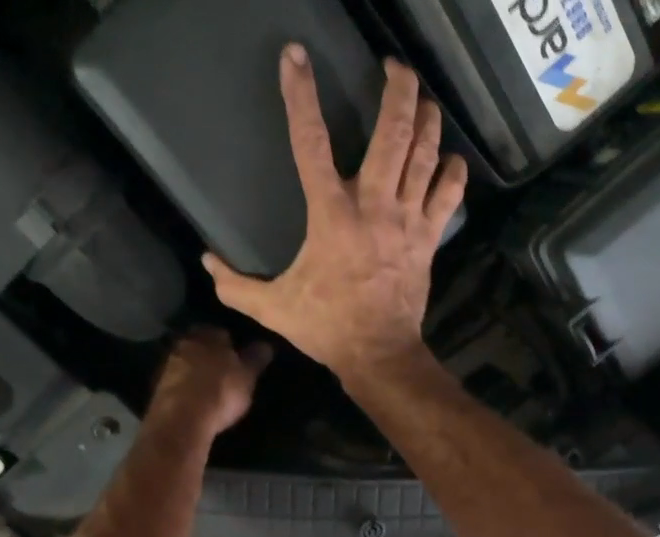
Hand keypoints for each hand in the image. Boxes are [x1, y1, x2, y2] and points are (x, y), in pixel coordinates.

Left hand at [151, 326, 269, 437]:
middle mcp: (184, 343)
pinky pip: (176, 382)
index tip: (238, 357)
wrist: (181, 419)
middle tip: (223, 371)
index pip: (221, 332)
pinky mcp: (158, 388)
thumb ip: (255, 359)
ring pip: (186, 362)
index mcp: (208, 335)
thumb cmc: (220, 392)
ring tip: (208, 388)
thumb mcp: (247, 377)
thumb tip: (266, 344)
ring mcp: (167, 365)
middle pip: (200, 345)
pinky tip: (193, 400)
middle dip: (209, 355)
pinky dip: (184, 387)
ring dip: (194, 371)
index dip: (231, 344)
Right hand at [204, 47, 466, 380]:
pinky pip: (448, 195)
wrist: (378, 354)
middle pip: (393, 134)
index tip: (297, 60)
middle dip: (397, 92)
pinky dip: (452, 173)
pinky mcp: (428, 238)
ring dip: (428, 122)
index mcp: (331, 215)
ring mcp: (406, 220)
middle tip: (394, 69)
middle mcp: (373, 206)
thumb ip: (236, 284)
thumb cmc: (326, 327)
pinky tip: (450, 159)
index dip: (301, 98)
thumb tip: (207, 262)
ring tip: (423, 100)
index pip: (310, 144)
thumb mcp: (272, 309)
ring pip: (425, 155)